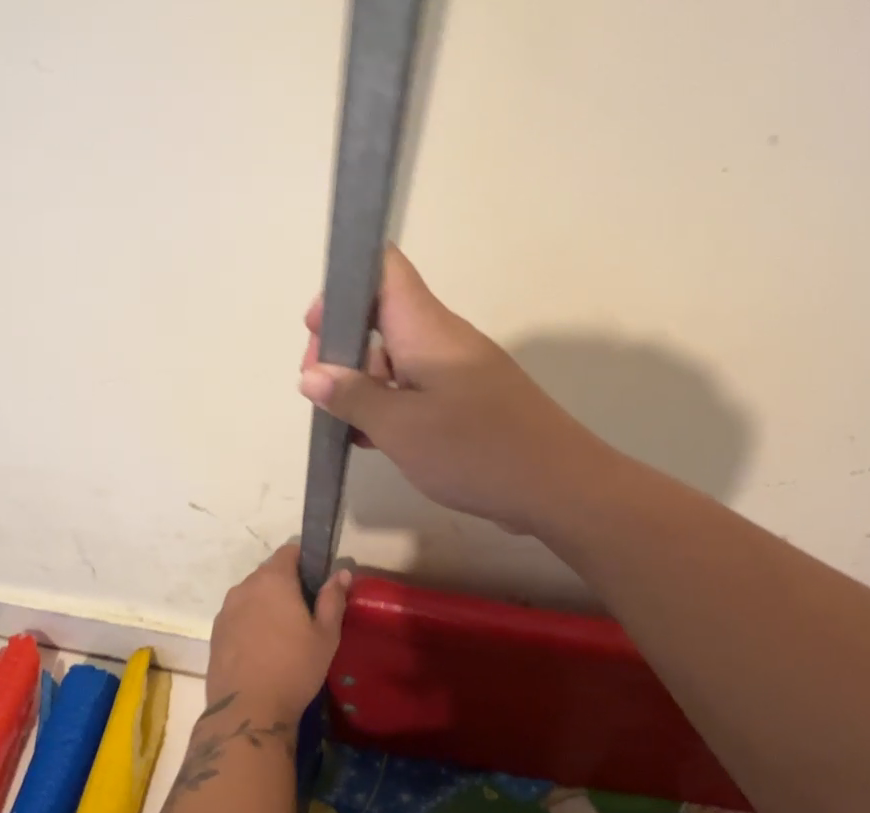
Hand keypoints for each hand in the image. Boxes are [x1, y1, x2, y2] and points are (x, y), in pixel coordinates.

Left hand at [206, 544, 350, 720]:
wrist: (248, 710)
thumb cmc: (295, 668)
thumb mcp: (325, 635)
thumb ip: (333, 599)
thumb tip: (341, 573)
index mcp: (273, 580)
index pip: (288, 552)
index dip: (306, 560)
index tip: (318, 581)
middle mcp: (244, 587)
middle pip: (269, 573)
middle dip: (287, 584)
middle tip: (307, 612)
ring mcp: (226, 610)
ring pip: (251, 595)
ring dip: (267, 604)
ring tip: (284, 633)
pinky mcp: (215, 632)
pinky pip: (238, 615)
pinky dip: (251, 622)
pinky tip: (263, 647)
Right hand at [298, 247, 610, 534]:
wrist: (557, 486)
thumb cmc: (475, 450)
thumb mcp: (400, 428)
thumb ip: (353, 398)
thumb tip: (312, 375)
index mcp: (425, 328)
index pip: (384, 269)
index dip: (344, 286)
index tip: (317, 332)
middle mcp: (443, 340)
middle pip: (382, 317)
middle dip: (343, 348)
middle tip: (321, 392)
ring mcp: (459, 373)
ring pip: (398, 360)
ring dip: (364, 385)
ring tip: (343, 425)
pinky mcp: (469, 404)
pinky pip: (418, 392)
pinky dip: (391, 408)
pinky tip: (373, 441)